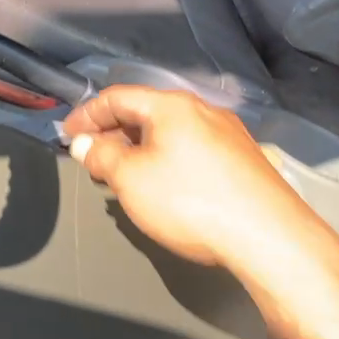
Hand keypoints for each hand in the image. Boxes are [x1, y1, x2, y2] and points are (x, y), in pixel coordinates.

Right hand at [62, 85, 329, 269]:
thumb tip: (85, 143)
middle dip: (112, 132)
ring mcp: (229, 136)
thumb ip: (100, 155)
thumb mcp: (129, 178)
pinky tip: (161, 186)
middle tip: (91, 157)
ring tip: (121, 175)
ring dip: (138, 148)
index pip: (116, 97)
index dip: (85, 115)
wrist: (272, 241)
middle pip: (145, 112)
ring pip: (169, 132)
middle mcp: (204, 112)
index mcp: (172, 106)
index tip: (67, 136)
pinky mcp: (245, 162)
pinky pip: (191, 149)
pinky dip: (165, 159)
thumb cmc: (190, 201)